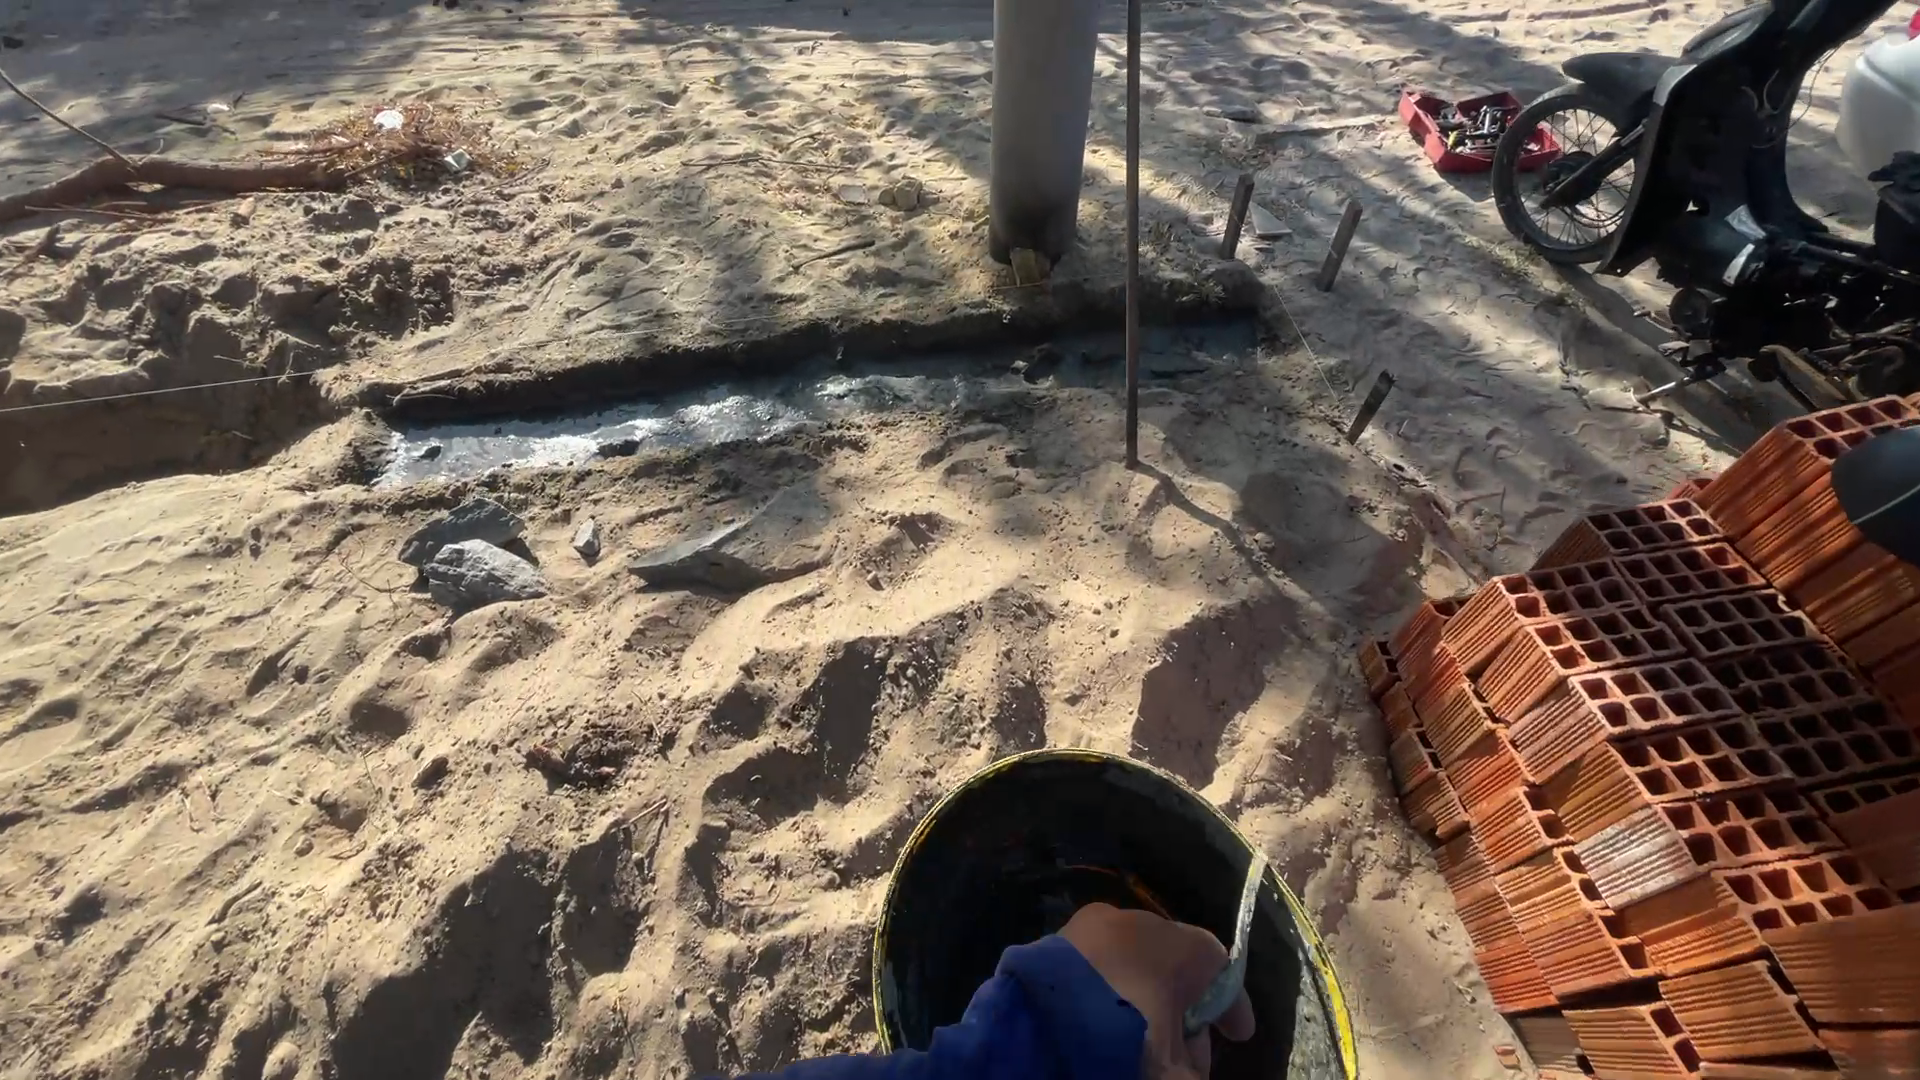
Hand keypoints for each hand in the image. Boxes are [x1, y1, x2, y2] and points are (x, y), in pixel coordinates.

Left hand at [1059, 903, 1255, 1079]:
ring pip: (1130, 962)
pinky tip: (1100, 1026)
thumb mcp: (1174, 1070)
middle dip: (1183, 1007)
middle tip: (1186, 1050)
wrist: (1037, 1031)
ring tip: (1142, 1042)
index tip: (1236, 1035)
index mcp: (1172, 943)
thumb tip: (1187, 1061)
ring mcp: (1087, 927)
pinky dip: (1104, 993)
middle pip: (1172, 962)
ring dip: (1142, 998)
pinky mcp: (1050, 943)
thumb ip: (1192, 1063)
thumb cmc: (1126, 1042)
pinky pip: (1092, 967)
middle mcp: (1132, 921)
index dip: (1229, 1003)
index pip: (1215, 962)